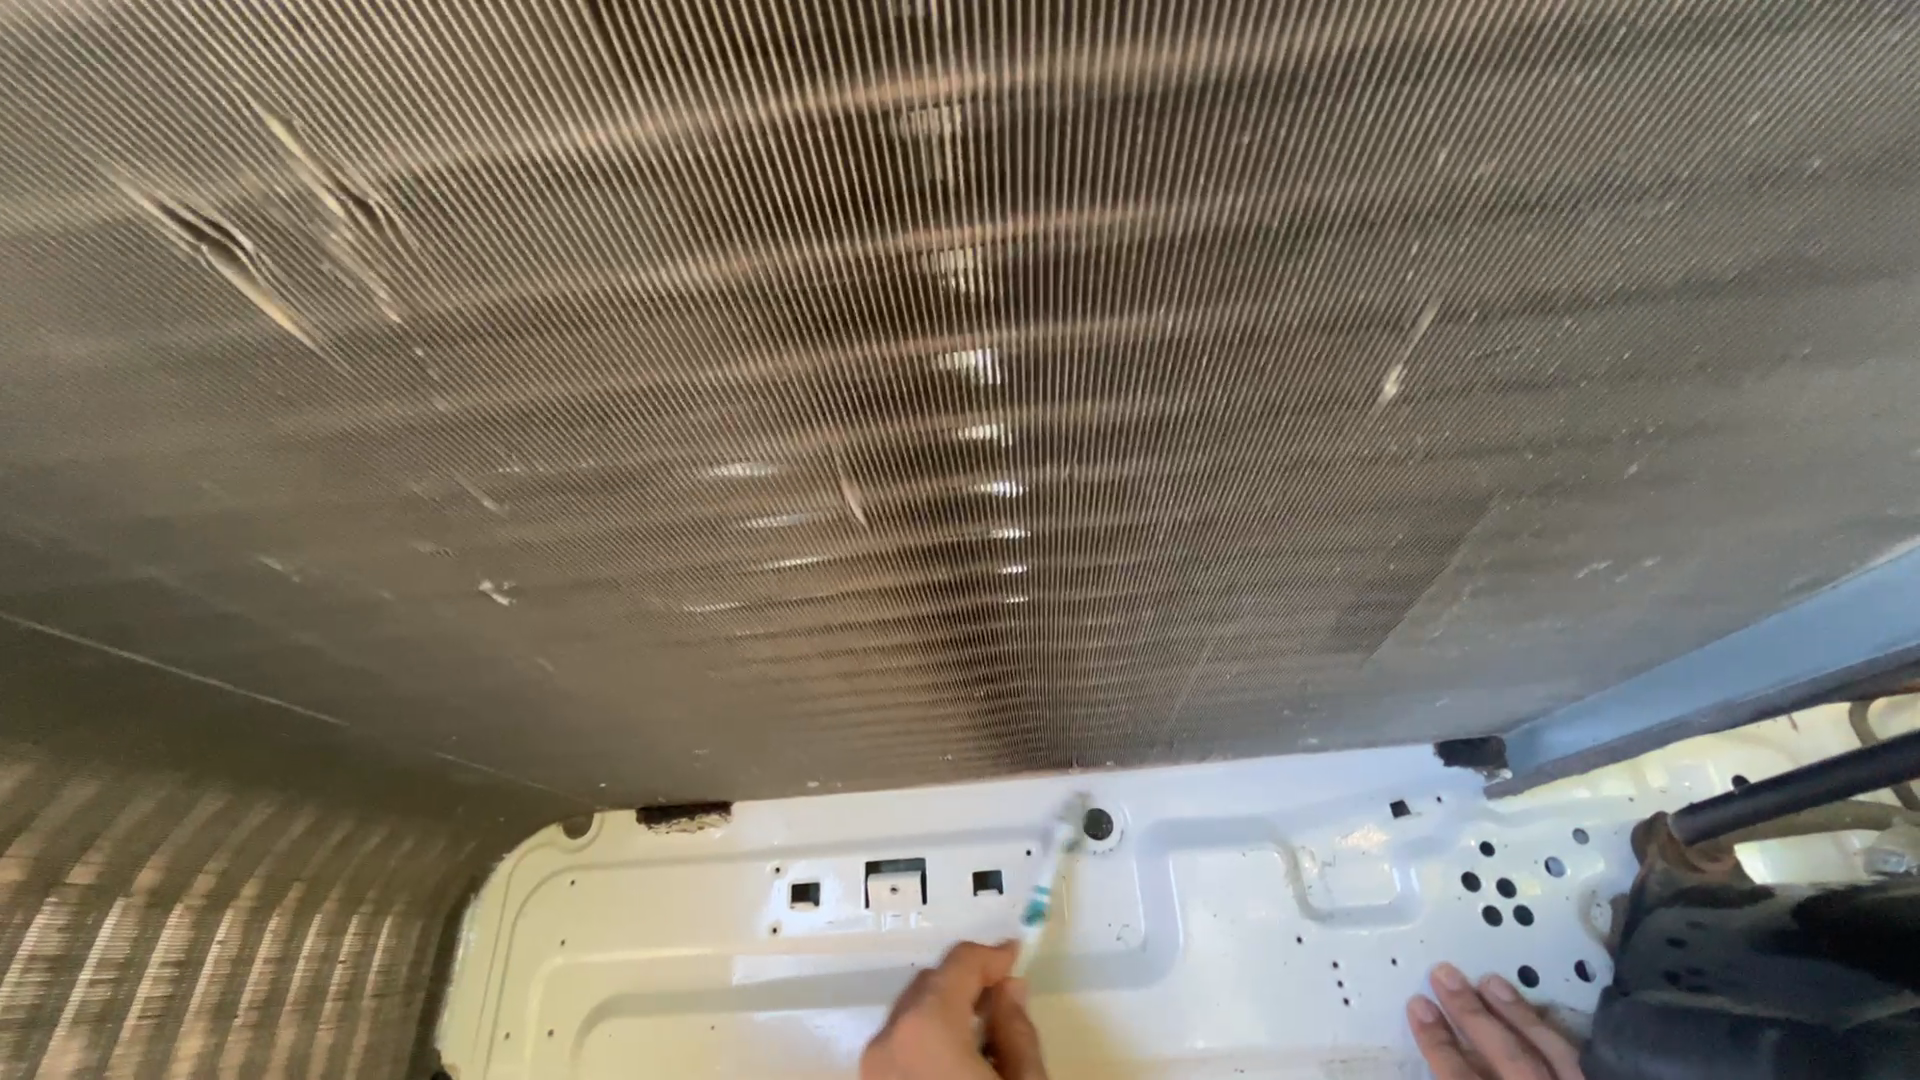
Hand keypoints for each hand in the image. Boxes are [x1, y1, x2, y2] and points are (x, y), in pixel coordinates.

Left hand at [862, 941, 1047, 1079]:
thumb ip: (1016, 1030)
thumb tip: (1008, 990)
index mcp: (926, 1027)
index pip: (960, 963)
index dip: (993, 955)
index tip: (1016, 956)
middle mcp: (888, 1040)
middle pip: (932, 985)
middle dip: (968, 983)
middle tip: (1003, 996)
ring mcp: (872, 1069)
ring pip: (913, 1015)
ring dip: (947, 1011)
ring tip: (983, 1033)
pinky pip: (900, 1047)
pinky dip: (927, 1041)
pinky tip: (955, 1061)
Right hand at [1407, 963, 1583, 1079]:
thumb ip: (1463, 1076)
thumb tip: (1448, 1053)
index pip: (1461, 1079)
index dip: (1438, 1043)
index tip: (1417, 1005)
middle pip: (1508, 1055)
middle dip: (1473, 1014)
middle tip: (1444, 974)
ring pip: (1553, 1054)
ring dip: (1519, 1016)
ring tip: (1491, 981)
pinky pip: (1588, 1061)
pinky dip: (1566, 1038)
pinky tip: (1548, 1018)